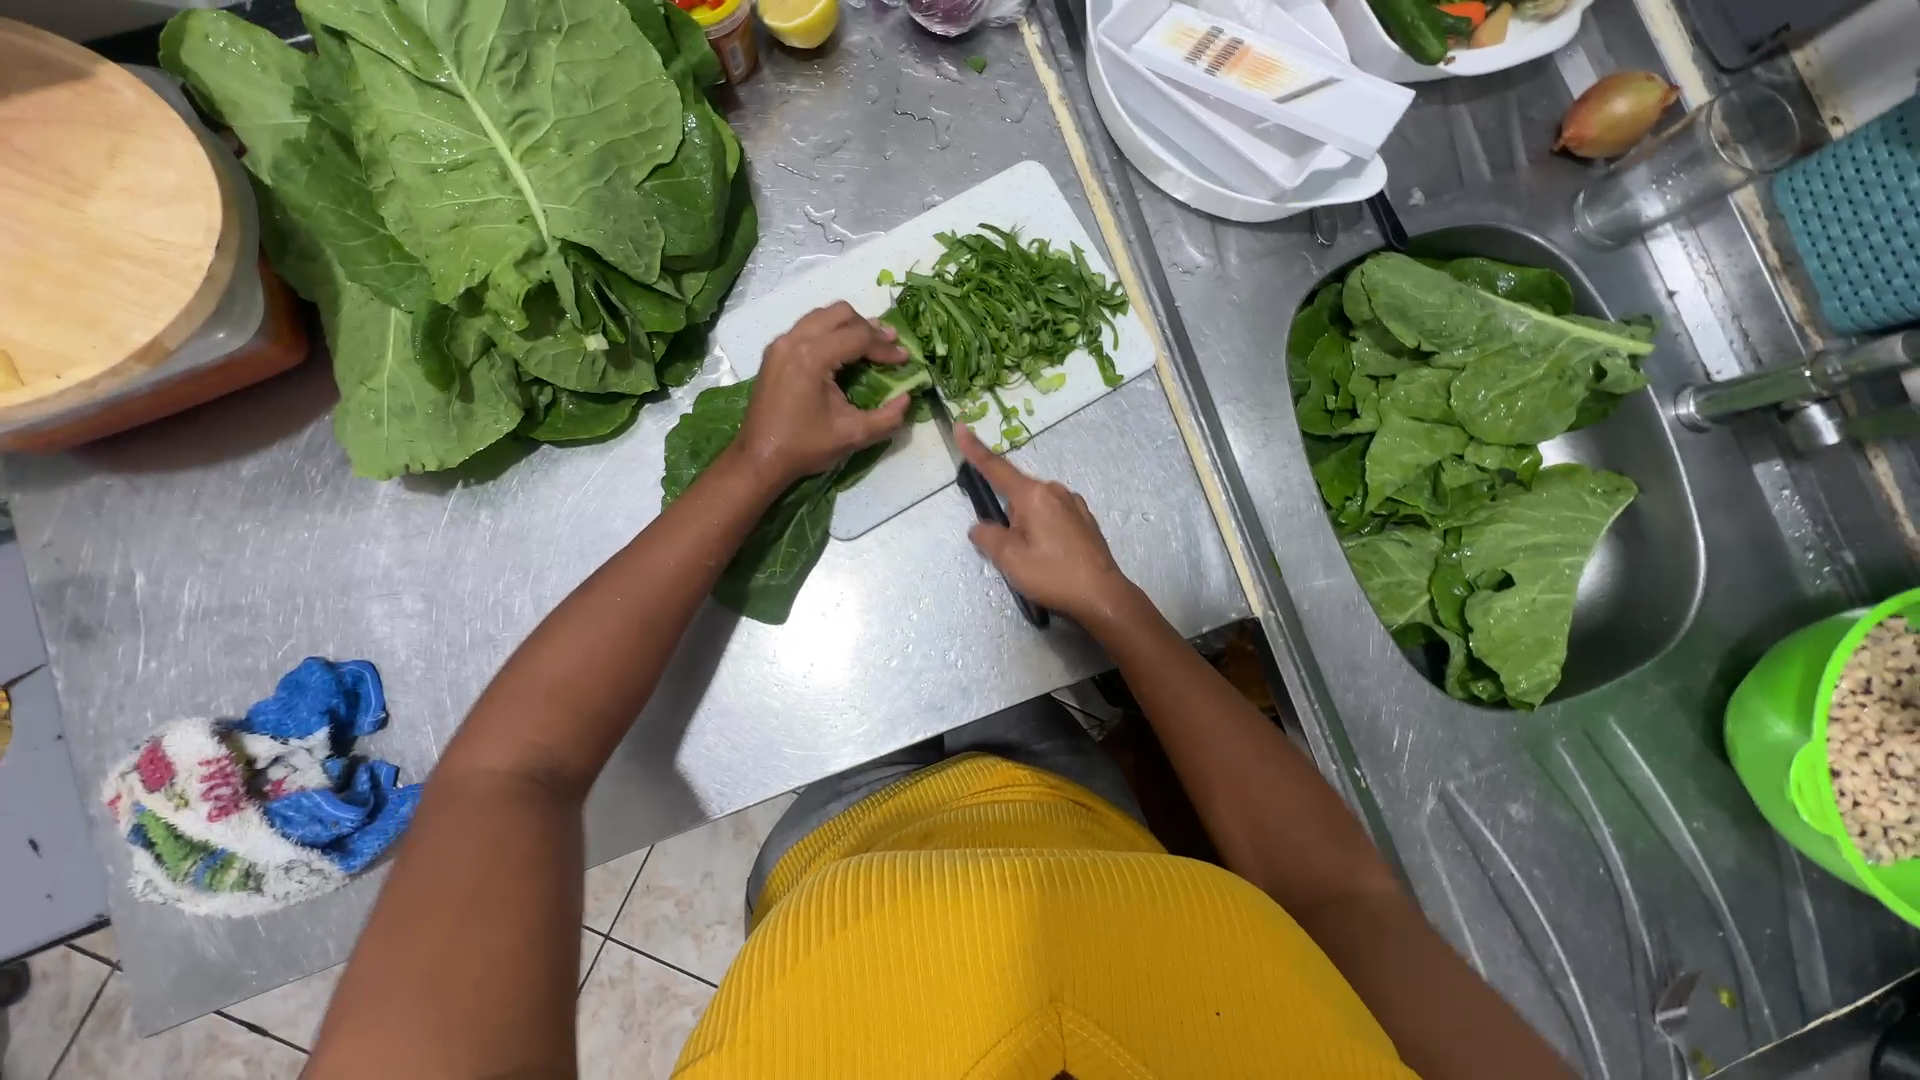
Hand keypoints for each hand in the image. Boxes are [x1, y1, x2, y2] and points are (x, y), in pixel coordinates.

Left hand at [734, 302, 911, 483]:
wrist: (760, 458)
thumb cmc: (804, 446)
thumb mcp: (853, 435)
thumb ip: (887, 417)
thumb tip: (907, 399)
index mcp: (812, 356)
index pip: (858, 337)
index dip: (885, 347)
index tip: (905, 360)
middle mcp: (794, 340)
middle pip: (840, 314)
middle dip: (868, 328)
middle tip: (889, 346)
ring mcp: (780, 344)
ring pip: (821, 316)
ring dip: (848, 326)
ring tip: (869, 344)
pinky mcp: (774, 353)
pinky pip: (807, 328)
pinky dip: (829, 333)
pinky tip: (842, 353)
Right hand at [959, 427, 1140, 626]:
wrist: (1102, 596)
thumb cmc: (1052, 574)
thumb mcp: (1009, 559)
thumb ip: (987, 537)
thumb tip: (980, 527)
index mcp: (1034, 495)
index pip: (996, 468)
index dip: (975, 450)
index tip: (961, 427)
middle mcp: (1055, 491)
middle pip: (1016, 496)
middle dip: (1008, 519)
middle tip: (1016, 553)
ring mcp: (1074, 504)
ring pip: (1035, 508)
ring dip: (1027, 527)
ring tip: (1038, 561)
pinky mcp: (1085, 520)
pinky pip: (1053, 517)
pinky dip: (1045, 532)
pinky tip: (1054, 558)